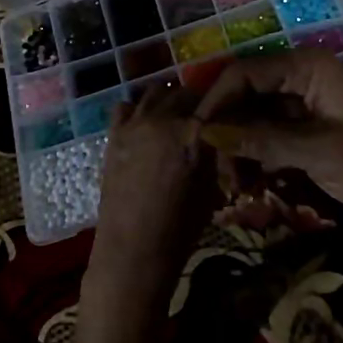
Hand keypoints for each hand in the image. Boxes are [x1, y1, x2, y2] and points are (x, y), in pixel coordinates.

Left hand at [91, 85, 216, 286]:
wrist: (134, 249)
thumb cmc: (181, 227)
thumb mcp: (212, 188)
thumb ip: (215, 155)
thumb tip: (219, 140)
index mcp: (195, 133)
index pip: (216, 101)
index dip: (224, 105)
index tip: (228, 112)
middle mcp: (164, 119)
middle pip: (185, 93)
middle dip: (197, 102)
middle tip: (202, 118)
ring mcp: (135, 124)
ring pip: (156, 93)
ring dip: (168, 101)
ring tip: (174, 118)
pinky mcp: (114, 133)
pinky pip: (126, 106)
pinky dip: (138, 109)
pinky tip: (145, 125)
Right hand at [194, 50, 342, 214]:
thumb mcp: (313, 152)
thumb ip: (260, 140)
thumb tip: (208, 134)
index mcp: (307, 67)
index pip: (245, 72)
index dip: (217, 100)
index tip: (197, 132)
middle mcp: (298, 75)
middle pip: (244, 93)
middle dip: (225, 128)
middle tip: (211, 163)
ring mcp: (298, 99)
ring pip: (249, 115)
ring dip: (235, 145)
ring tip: (230, 181)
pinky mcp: (298, 123)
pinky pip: (262, 131)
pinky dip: (250, 153)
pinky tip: (244, 180)